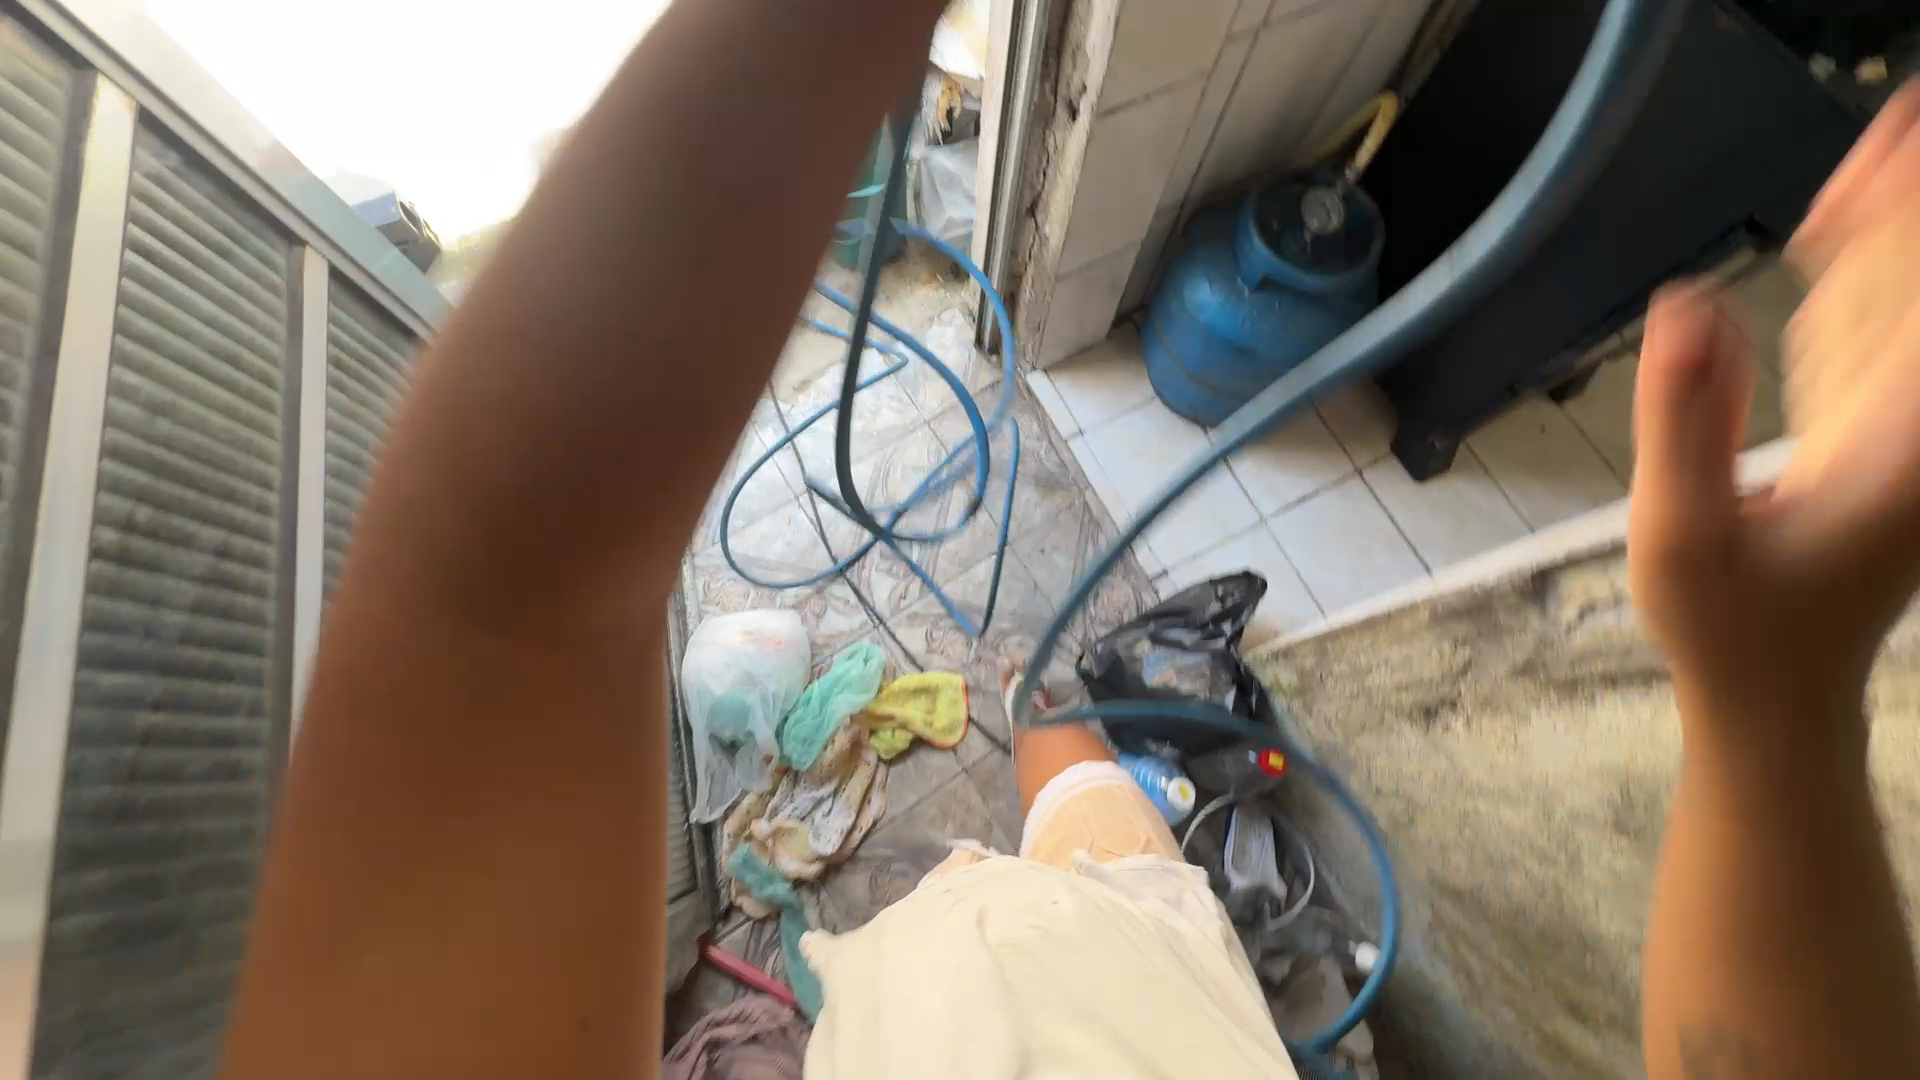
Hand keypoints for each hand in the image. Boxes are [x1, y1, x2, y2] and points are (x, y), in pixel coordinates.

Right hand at [1629, 81, 1919, 747]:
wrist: (1772, 683)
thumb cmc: (1723, 619)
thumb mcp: (1680, 528)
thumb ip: (1684, 418)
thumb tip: (1685, 304)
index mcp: (1896, 431)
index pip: (1905, 294)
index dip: (1898, 213)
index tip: (1882, 137)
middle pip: (1917, 290)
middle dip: (1904, 207)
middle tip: (1888, 121)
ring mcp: (1903, 435)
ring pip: (1903, 313)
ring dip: (1890, 240)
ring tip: (1874, 165)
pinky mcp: (1873, 448)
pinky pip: (1876, 350)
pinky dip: (1866, 292)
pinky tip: (1848, 261)